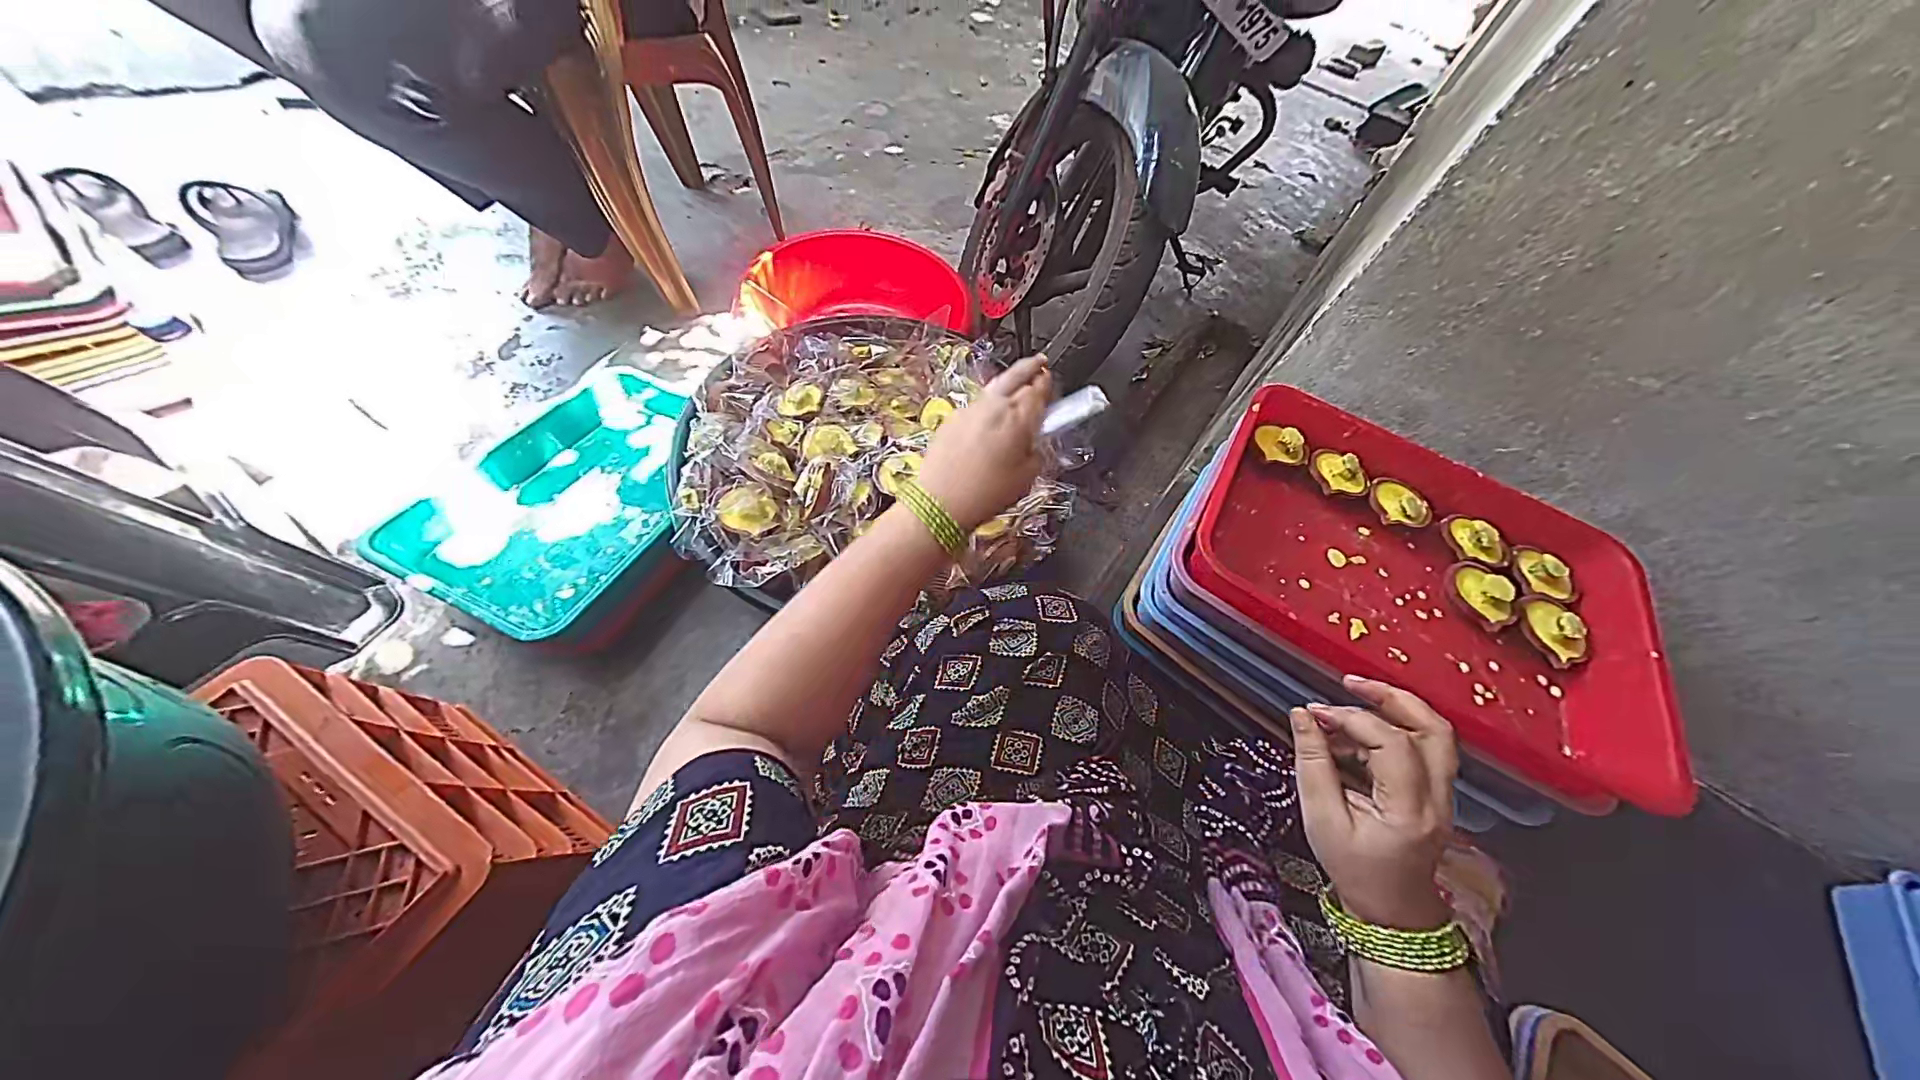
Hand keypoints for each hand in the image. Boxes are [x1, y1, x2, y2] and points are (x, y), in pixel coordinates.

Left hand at [915, 354, 1050, 530]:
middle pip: (1017, 377)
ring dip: (1008, 381)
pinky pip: (976, 404)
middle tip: (1039, 365)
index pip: (1039, 390)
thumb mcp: (1026, 477)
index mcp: (1019, 418)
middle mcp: (994, 407)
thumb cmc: (985, 493)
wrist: (940, 501)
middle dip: (1030, 370)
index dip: (1047, 383)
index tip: (1049, 379)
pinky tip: (990, 413)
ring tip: (1016, 381)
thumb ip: (1036, 452)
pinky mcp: (952, 418)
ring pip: (994, 386)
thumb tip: (1036, 444)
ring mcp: (970, 409)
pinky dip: (988, 403)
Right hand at [1291, 675, 1458, 929]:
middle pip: (1433, 728)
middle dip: (1390, 696)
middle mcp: (1437, 798)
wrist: (1391, 910)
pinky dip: (1389, 729)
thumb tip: (1302, 716)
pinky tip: (1354, 736)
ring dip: (1395, 709)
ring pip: (1434, 734)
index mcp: (1410, 809)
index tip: (1315, 715)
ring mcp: (1441, 795)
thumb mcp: (1321, 819)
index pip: (1391, 742)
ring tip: (1352, 700)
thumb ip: (1312, 762)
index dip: (1350, 719)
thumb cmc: (1355, 870)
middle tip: (1351, 683)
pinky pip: (1420, 747)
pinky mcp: (1433, 792)